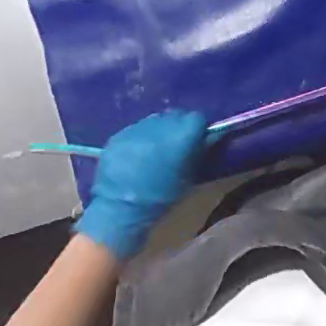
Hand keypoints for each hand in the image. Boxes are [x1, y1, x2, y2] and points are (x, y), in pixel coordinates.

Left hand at [77, 110, 207, 258]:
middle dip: (179, 127)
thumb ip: (197, 154)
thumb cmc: (160, 199)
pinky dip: (140, 138)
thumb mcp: (187, 178)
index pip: (197, 117)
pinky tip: (137, 155)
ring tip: (156, 150)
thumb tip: (206, 139)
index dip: (199, 128)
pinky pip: (136, 130)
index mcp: (179, 136)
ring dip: (159, 131)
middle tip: (177, 145)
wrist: (120, 209)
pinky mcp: (119, 133)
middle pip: (176, 115)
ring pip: (155, 120)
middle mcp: (158, 124)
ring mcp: (136, 127)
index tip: (197, 140)